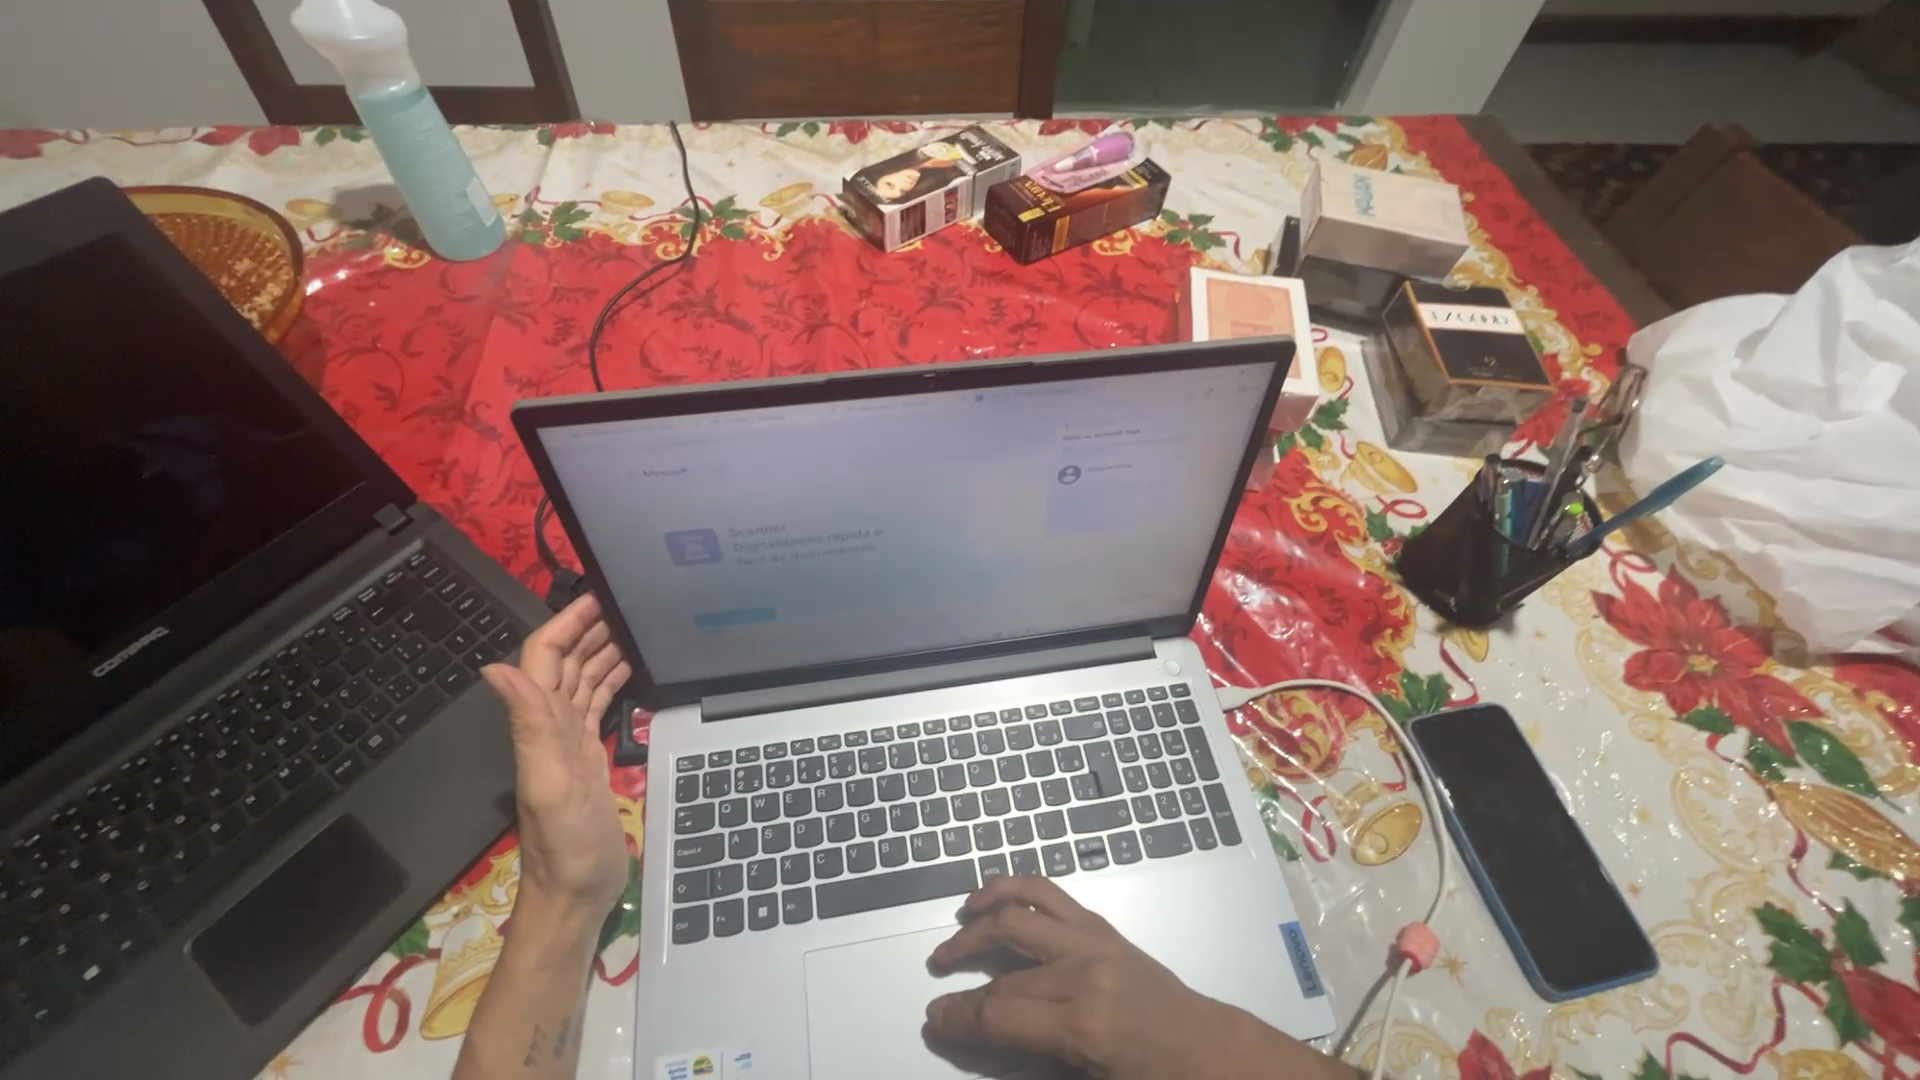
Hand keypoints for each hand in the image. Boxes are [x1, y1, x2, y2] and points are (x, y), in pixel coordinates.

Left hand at [480, 593, 632, 916]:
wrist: (577, 893)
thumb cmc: (567, 844)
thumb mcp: (550, 783)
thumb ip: (529, 726)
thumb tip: (496, 668)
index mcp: (540, 724)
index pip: (545, 656)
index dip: (566, 622)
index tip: (598, 593)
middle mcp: (551, 725)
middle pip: (567, 661)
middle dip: (590, 626)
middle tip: (628, 599)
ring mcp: (572, 739)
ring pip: (586, 678)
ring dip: (605, 648)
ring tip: (636, 623)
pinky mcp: (592, 754)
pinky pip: (601, 702)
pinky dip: (615, 679)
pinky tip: (635, 667)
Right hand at [925, 876, 1355, 1079]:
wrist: (1209, 1053)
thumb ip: (1031, 1060)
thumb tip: (981, 1041)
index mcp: (1083, 1025)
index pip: (999, 1015)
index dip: (958, 1019)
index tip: (932, 1021)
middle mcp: (1083, 972)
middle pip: (1002, 966)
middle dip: (960, 976)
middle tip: (936, 988)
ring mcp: (1094, 940)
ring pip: (1020, 911)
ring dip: (981, 916)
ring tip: (955, 931)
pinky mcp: (1102, 925)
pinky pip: (1050, 893)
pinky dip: (1015, 888)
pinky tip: (992, 899)